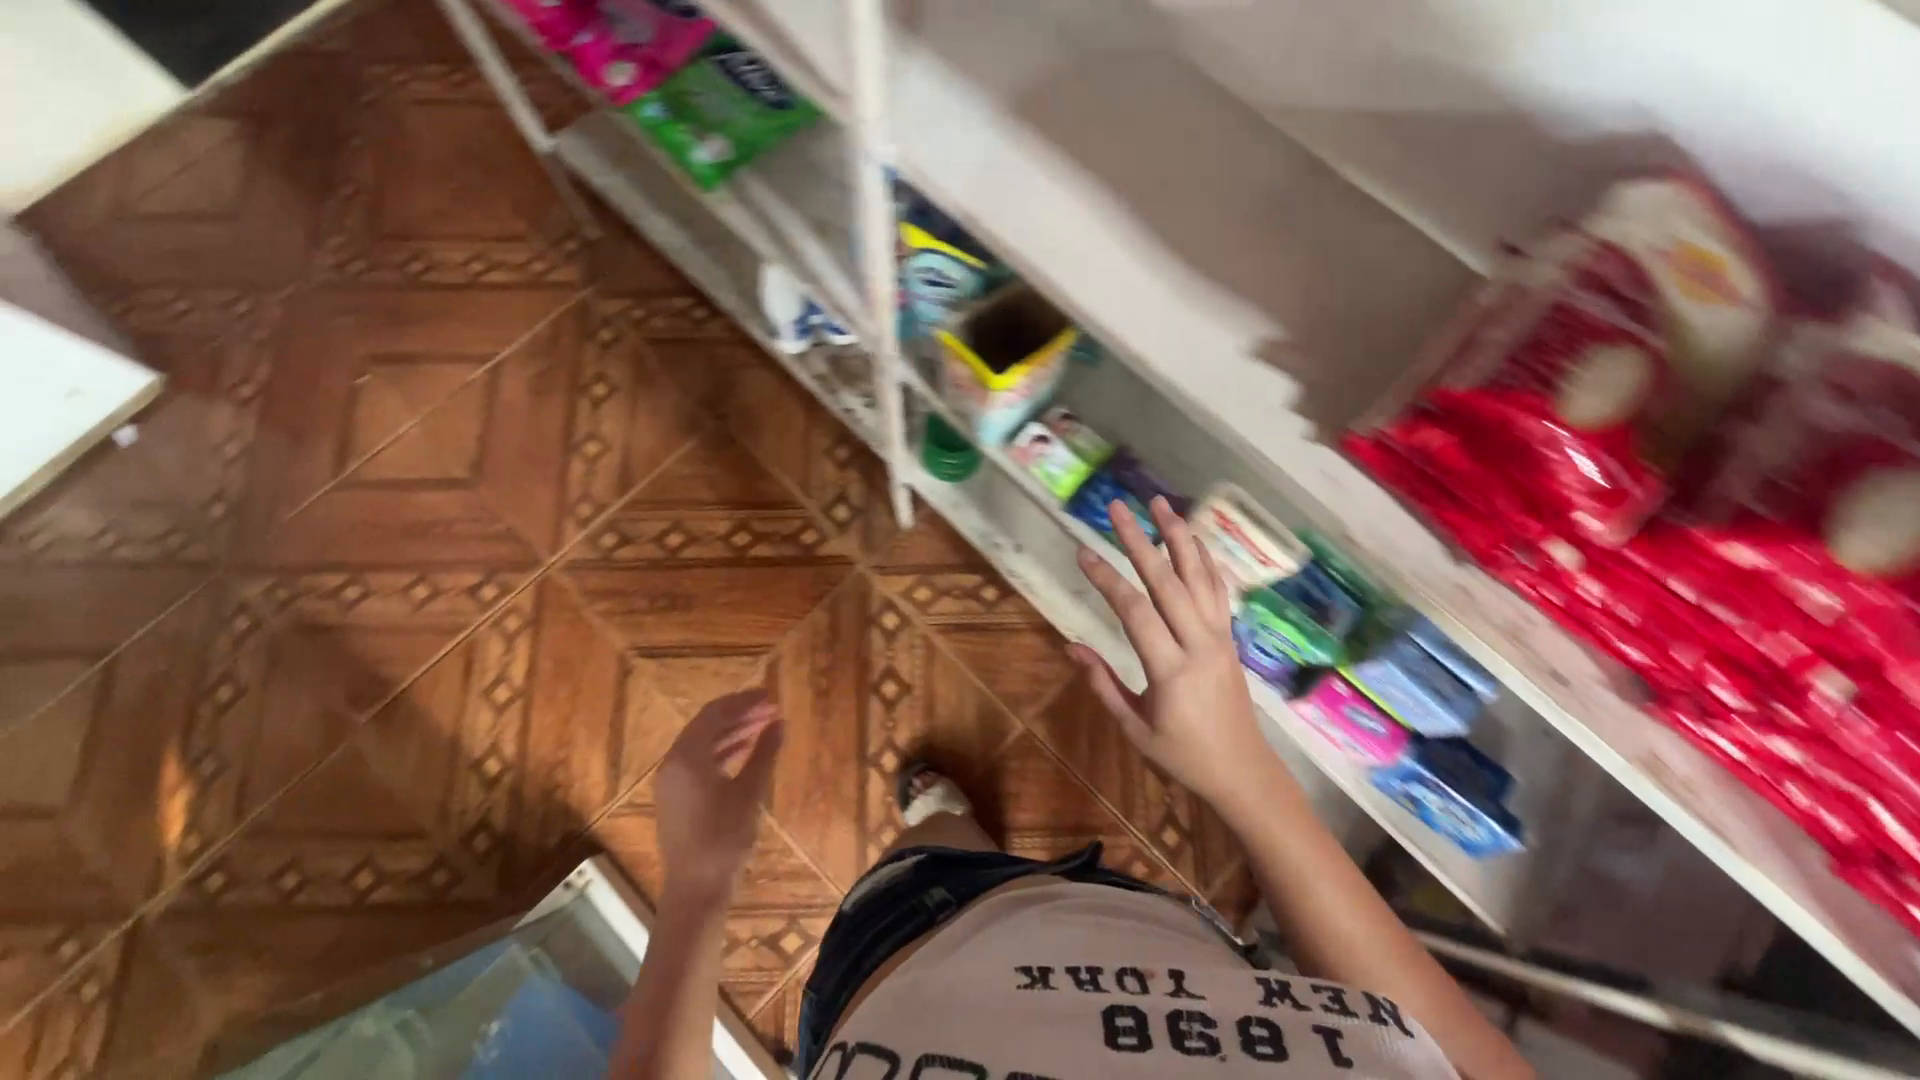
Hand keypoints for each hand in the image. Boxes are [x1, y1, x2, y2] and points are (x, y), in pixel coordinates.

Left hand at [654, 689, 783, 901]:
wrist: (696, 889)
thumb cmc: (724, 838)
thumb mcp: (749, 793)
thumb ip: (763, 754)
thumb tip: (779, 723)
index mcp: (686, 757)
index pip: (714, 713)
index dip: (743, 701)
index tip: (770, 696)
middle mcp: (672, 763)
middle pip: (706, 726)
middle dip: (739, 715)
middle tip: (771, 709)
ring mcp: (671, 782)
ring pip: (703, 744)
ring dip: (732, 732)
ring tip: (764, 726)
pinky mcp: (676, 798)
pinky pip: (699, 762)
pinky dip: (722, 752)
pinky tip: (745, 752)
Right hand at [1070, 496, 1275, 806]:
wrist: (1242, 770)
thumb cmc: (1183, 755)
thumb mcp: (1135, 728)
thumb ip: (1103, 683)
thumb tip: (1070, 645)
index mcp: (1171, 669)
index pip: (1134, 611)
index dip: (1106, 579)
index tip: (1082, 552)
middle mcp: (1200, 644)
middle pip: (1167, 581)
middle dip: (1139, 540)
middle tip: (1117, 508)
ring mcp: (1220, 637)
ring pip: (1198, 577)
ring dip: (1179, 537)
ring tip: (1161, 504)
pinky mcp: (1230, 638)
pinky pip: (1218, 591)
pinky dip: (1205, 561)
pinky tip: (1193, 540)